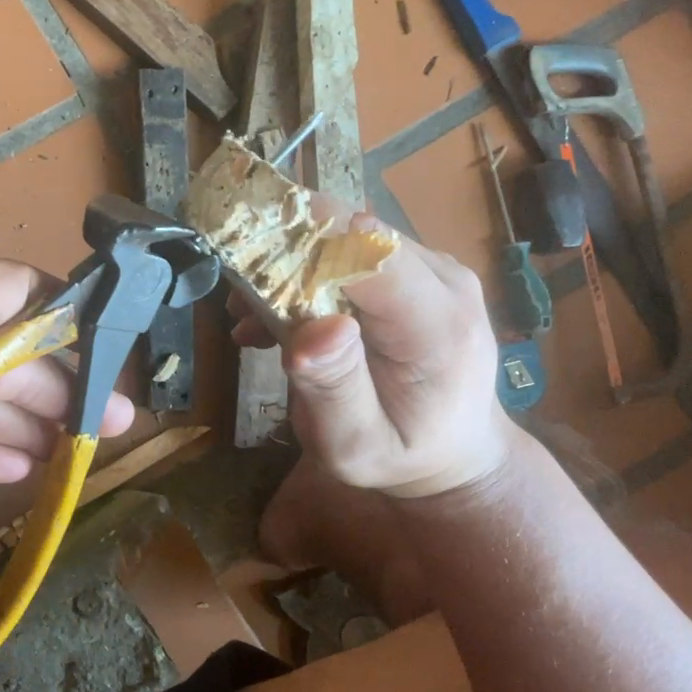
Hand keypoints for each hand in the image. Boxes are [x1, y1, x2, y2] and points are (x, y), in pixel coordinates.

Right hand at [231, 215, 515, 497]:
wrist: (453, 453)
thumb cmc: (400, 455)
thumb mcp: (357, 445)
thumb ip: (335, 390)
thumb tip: (315, 328)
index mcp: (435, 326)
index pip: (366, 252)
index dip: (302, 248)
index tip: (245, 269)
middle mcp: (444, 282)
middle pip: (351, 236)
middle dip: (286, 259)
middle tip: (238, 306)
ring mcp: (433, 272)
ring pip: (347, 238)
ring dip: (290, 269)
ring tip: (250, 320)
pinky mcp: (416, 274)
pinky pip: (353, 253)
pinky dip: (307, 276)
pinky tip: (276, 321)